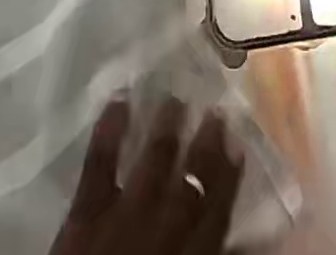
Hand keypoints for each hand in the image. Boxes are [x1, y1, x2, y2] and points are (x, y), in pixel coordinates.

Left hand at [50, 98, 244, 254]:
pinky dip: (109, 128)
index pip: (216, 212)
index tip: (237, 144)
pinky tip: (119, 98)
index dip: (229, 177)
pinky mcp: (86, 207)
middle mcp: (163, 228)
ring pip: (152, 162)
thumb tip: (250, 239)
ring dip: (166, 128)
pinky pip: (100, 161)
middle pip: (190, 180)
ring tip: (176, 97)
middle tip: (214, 108)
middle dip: (205, 144)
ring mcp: (123, 214)